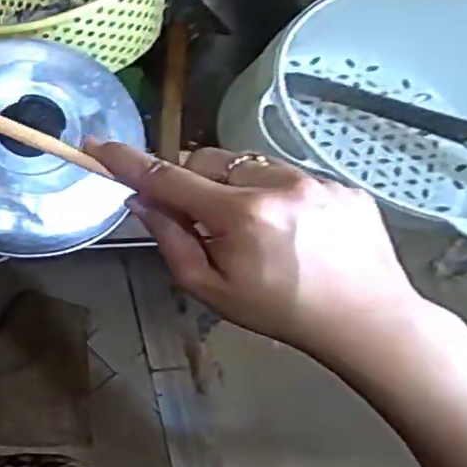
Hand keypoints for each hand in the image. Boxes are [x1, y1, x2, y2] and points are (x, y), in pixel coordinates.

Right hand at [89, 141, 431, 362]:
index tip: (97, 144)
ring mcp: (318, 182)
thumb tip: (140, 201)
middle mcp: (279, 185)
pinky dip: (271, 193)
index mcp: (241, 214)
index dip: (127, 160)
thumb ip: (168, 237)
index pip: (168, 176)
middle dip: (192, 181)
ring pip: (247, 164)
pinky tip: (289, 229)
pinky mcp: (343, 186)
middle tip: (201, 219)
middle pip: (207, 159)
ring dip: (233, 186)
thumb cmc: (276, 310)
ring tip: (253, 227)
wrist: (370, 323)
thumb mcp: (205, 285)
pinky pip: (287, 175)